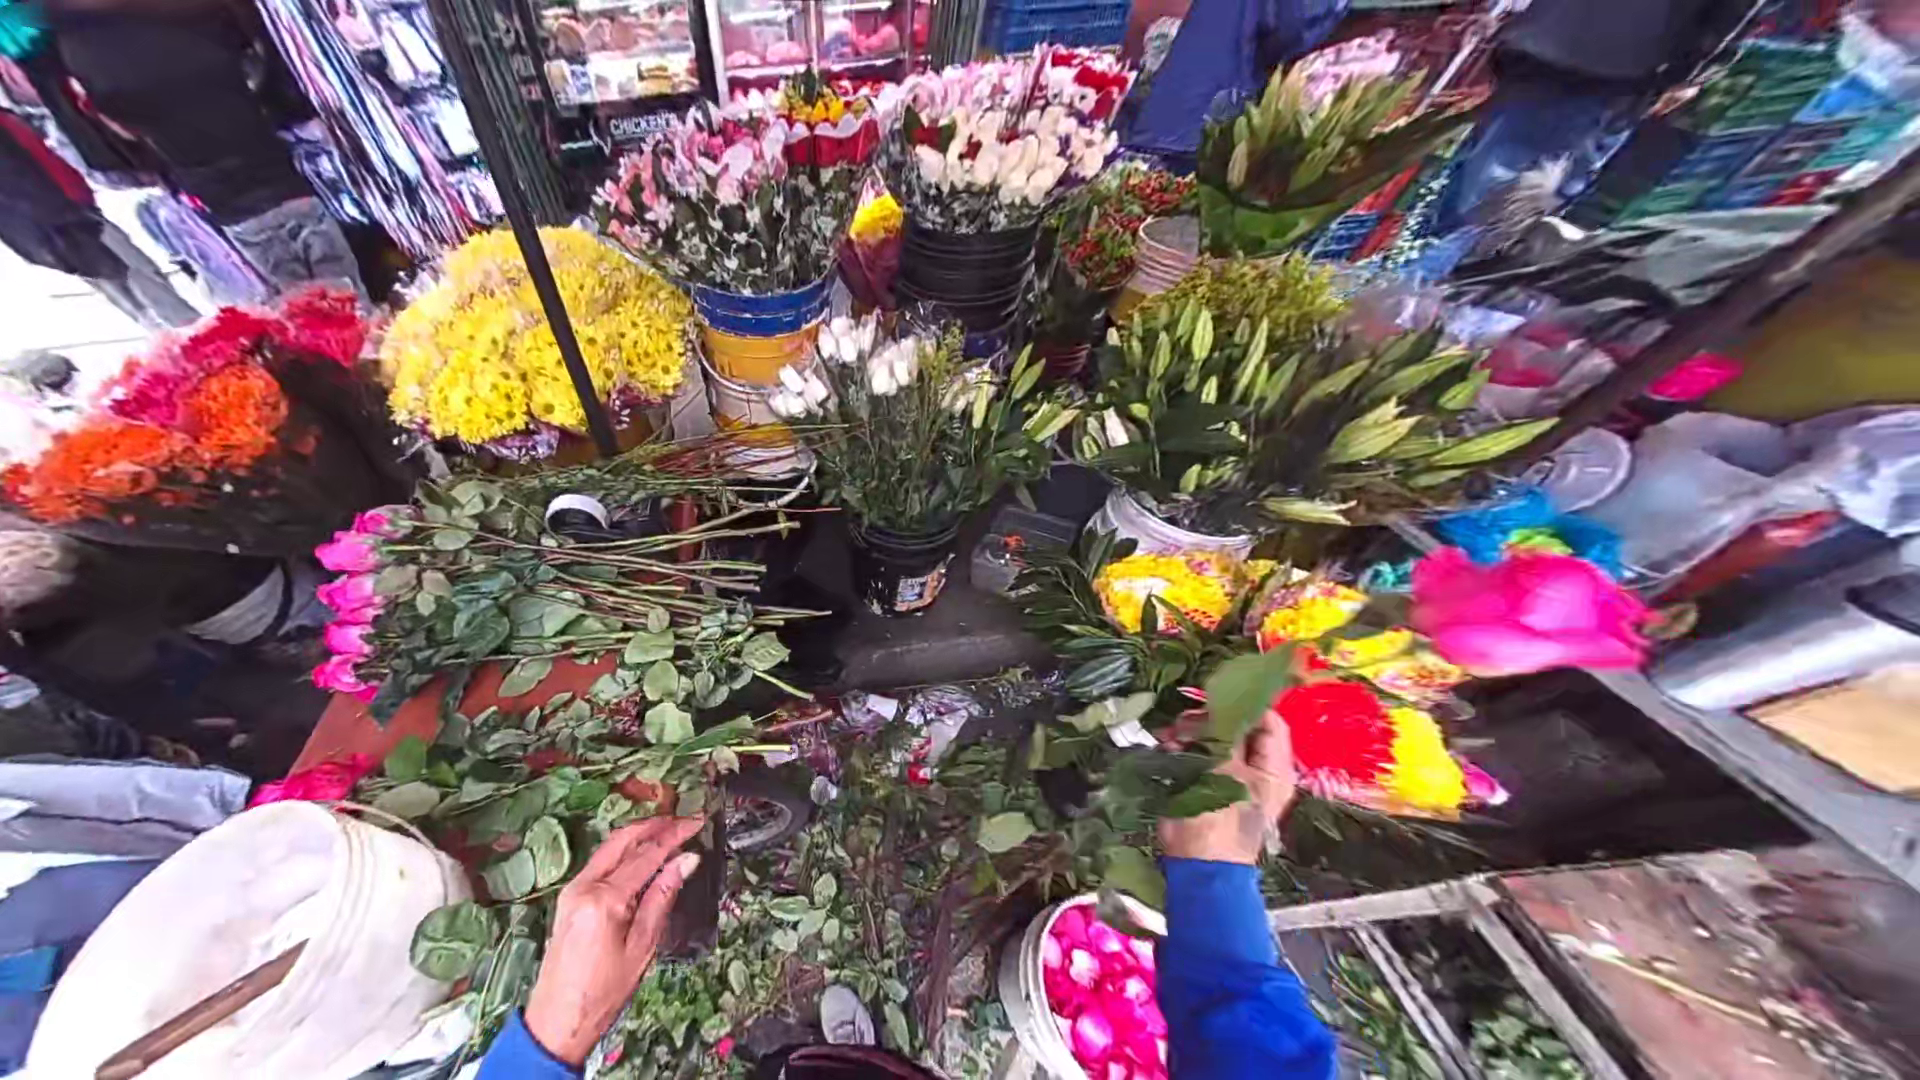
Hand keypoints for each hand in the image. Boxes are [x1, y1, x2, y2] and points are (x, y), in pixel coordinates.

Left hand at [523, 815, 705, 1065]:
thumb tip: (688, 858)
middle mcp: (584, 886)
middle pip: (624, 839)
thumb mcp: (643, 945)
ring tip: (670, 828)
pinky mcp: (570, 897)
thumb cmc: (604, 991)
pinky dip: (626, 848)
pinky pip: (602, 860)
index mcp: (604, 900)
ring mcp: (573, 890)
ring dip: (641, 833)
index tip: (698, 820)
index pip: (647, 854)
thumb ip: (663, 896)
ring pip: (611, 846)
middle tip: (685, 819)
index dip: (675, 834)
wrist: (554, 1024)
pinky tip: (644, 851)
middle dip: (656, 825)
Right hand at [1158, 710, 1295, 865]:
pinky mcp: (1202, 778)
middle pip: (1236, 726)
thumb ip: (1227, 736)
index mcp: (1273, 768)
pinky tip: (1166, 746)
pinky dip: (1179, 745)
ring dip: (1189, 730)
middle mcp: (1254, 767)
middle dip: (1209, 719)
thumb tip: (1222, 704)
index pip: (1269, 723)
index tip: (1217, 696)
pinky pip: (1192, 750)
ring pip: (1210, 736)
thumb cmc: (1222, 820)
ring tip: (1170, 735)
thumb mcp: (1228, 773)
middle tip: (1186, 721)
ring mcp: (1226, 772)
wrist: (1197, 862)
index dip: (1246, 706)